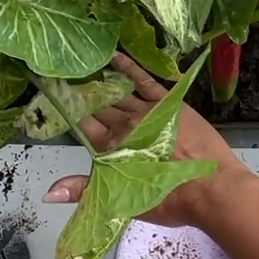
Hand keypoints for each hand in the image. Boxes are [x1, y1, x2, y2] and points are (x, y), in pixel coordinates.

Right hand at [41, 52, 258, 226]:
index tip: (55, 98)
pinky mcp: (169, 104)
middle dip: (82, 97)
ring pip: (117, 94)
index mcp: (111, 149)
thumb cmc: (170, 200)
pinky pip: (144, 81)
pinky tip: (115, 57)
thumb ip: (83, 191)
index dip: (70, 113)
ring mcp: (147, 111)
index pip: (83, 126)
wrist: (211, 190)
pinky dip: (128, 68)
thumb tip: (47, 193)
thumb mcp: (121, 201)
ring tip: (84, 70)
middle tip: (66, 82)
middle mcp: (124, 125)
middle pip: (99, 108)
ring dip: (101, 83)